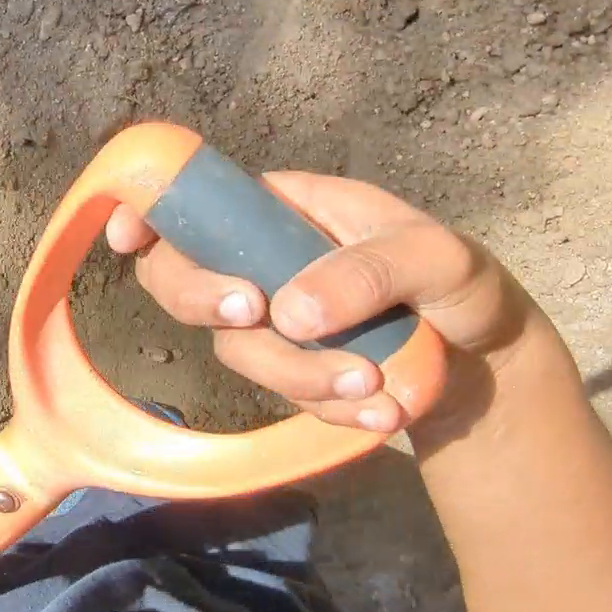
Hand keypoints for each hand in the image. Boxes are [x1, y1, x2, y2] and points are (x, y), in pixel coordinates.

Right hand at [105, 171, 542, 434]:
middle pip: (177, 277)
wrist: (484, 362)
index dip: (147, 213)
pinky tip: (377, 409)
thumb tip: (286, 313)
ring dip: (294, 371)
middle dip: (202, 300)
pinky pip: (274, 391)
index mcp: (280, 211)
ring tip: (372, 385)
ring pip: (230, 346)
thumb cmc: (460, 284)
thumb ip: (369, 272)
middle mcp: (255, 261)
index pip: (195, 202)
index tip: (128, 238)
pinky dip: (322, 404)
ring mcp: (264, 318)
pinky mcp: (280, 367)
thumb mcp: (438, 260)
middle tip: (254, 315)